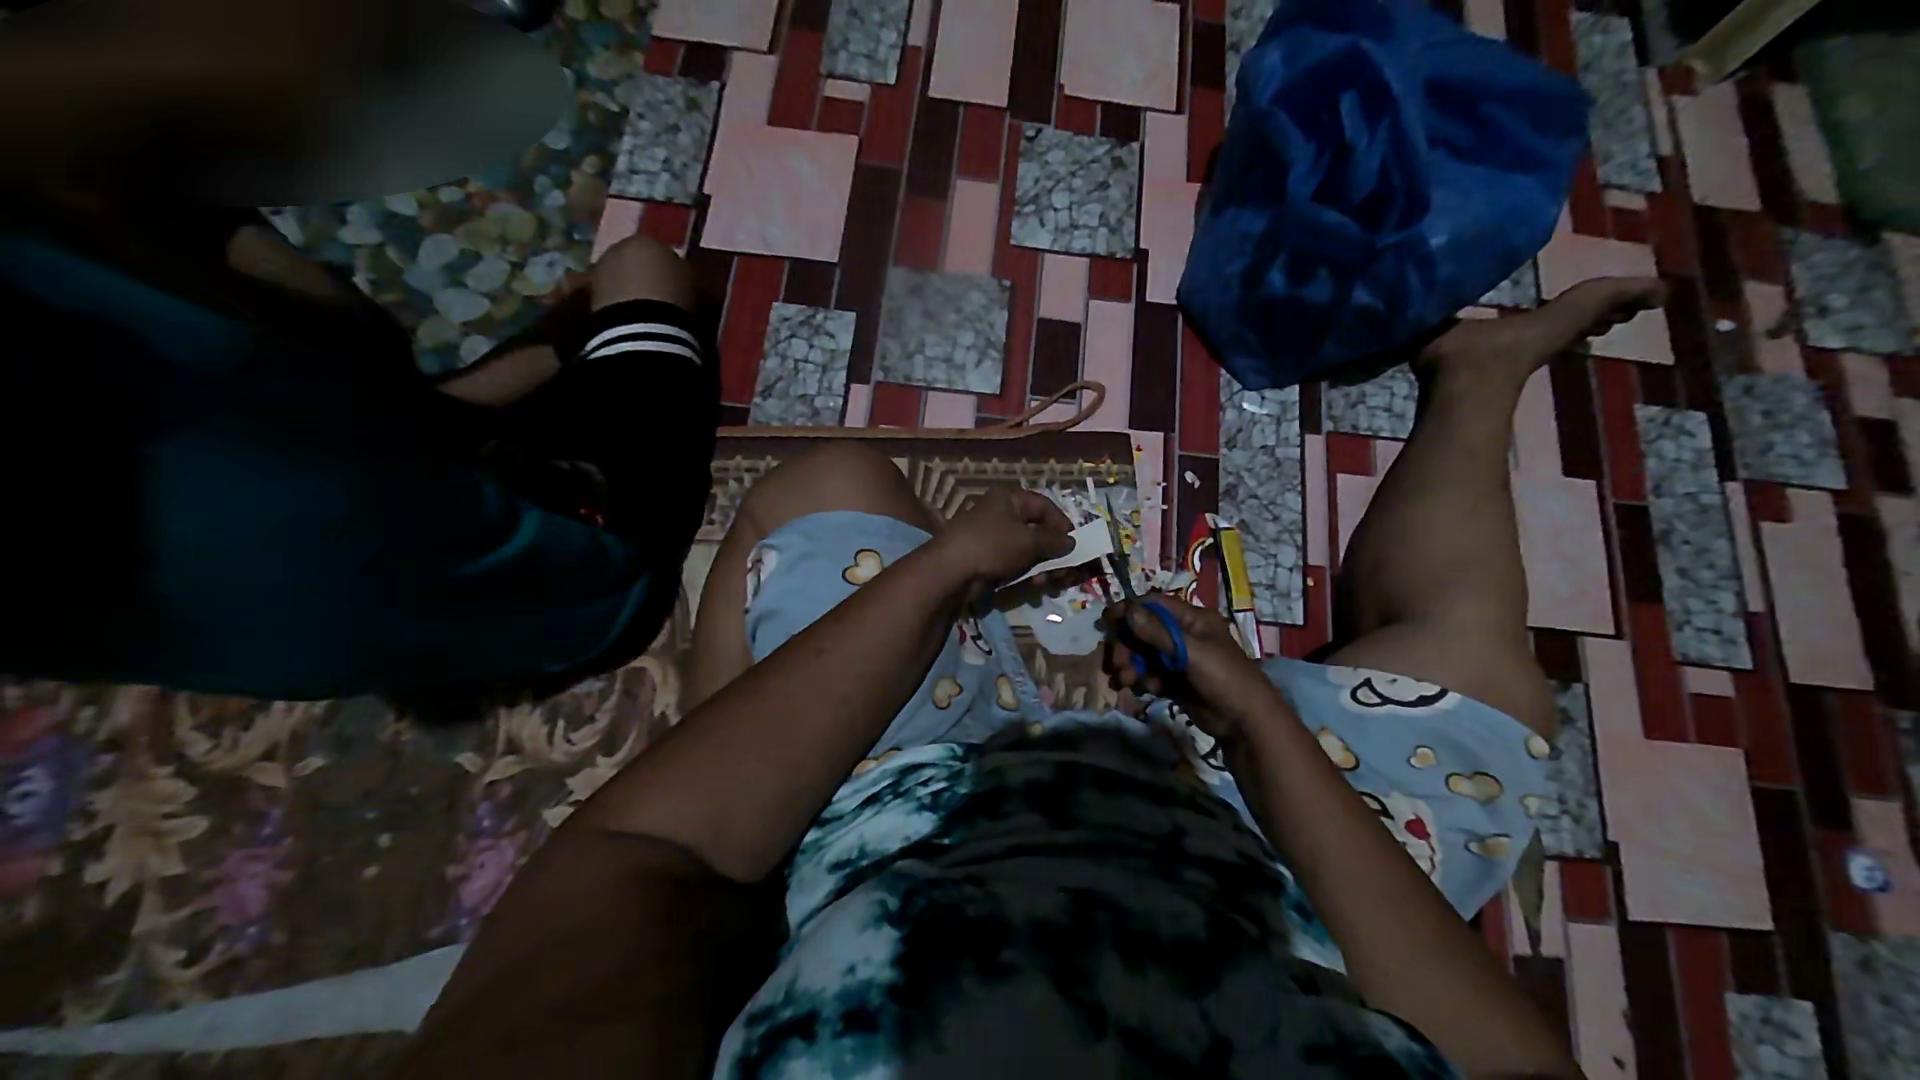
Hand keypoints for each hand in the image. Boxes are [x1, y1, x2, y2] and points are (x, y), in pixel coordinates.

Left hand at [929, 489, 1073, 597]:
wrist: (951, 571)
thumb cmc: (992, 545)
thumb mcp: (1028, 540)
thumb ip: (1053, 540)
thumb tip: (1071, 542)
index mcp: (1008, 499)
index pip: (1043, 505)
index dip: (1061, 523)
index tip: (1074, 543)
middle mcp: (999, 514)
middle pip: (1035, 530)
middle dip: (1053, 551)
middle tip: (1065, 570)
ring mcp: (991, 538)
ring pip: (1025, 550)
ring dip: (1041, 566)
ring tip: (1049, 582)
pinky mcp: (985, 559)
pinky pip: (1012, 563)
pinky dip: (1025, 574)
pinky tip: (1033, 587)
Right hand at [1103, 595, 1284, 740]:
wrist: (1244, 722)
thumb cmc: (1224, 678)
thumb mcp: (1191, 652)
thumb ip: (1157, 632)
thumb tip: (1128, 610)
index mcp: (1193, 620)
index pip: (1154, 605)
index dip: (1130, 610)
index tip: (1107, 620)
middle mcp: (1184, 635)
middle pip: (1144, 631)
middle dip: (1127, 645)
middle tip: (1117, 662)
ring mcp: (1179, 659)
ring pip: (1144, 655)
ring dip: (1131, 665)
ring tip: (1126, 681)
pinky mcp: (1175, 681)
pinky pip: (1150, 674)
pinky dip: (1143, 680)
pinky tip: (1147, 690)